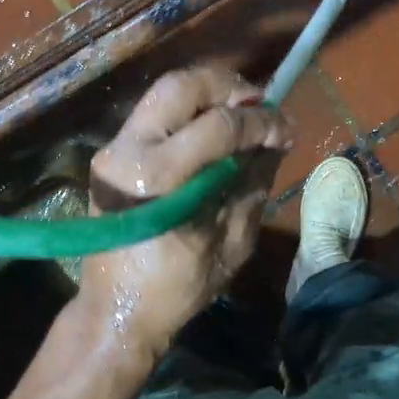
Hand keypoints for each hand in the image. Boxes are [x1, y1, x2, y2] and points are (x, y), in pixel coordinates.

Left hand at [77, 67, 290, 355]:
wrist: (115, 313)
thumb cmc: (175, 290)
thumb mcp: (231, 243)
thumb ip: (252, 185)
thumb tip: (273, 144)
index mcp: (157, 179)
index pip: (219, 125)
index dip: (262, 121)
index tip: (288, 131)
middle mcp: (128, 150)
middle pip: (182, 85)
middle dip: (231, 88)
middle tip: (263, 107)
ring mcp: (113, 148)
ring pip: (165, 92)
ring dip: (209, 95)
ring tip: (243, 116)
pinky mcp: (111, 154)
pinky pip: (155, 114)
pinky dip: (189, 112)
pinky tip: (215, 133)